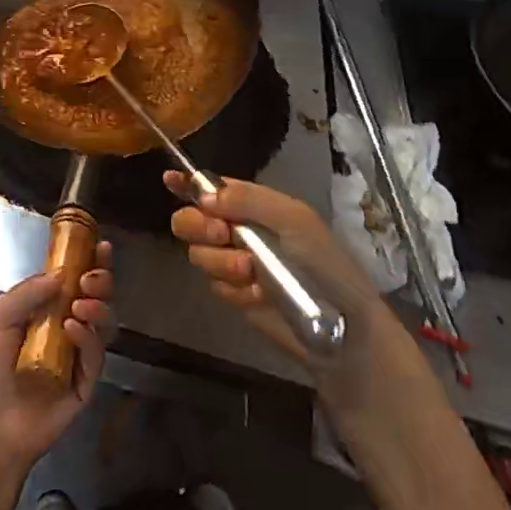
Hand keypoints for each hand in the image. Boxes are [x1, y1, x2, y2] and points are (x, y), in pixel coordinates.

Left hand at [0, 242, 114, 466]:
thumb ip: (26, 293)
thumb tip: (59, 273)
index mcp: (48, 308)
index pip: (74, 278)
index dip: (89, 261)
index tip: (100, 245)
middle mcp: (69, 326)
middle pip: (98, 296)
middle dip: (100, 280)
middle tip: (91, 278)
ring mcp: (80, 354)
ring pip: (104, 322)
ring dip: (98, 306)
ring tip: (80, 304)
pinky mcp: (88, 381)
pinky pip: (97, 354)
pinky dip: (88, 336)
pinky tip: (72, 328)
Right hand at [164, 173, 392, 360]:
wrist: (341, 329)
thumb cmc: (325, 265)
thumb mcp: (294, 221)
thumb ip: (250, 201)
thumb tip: (204, 196)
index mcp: (256, 206)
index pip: (214, 188)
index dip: (190, 183)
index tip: (169, 180)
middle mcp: (239, 230)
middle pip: (192, 219)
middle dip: (199, 225)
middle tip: (221, 234)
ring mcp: (234, 263)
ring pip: (198, 253)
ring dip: (221, 261)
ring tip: (252, 273)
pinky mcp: (233, 293)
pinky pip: (212, 283)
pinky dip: (232, 288)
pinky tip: (257, 294)